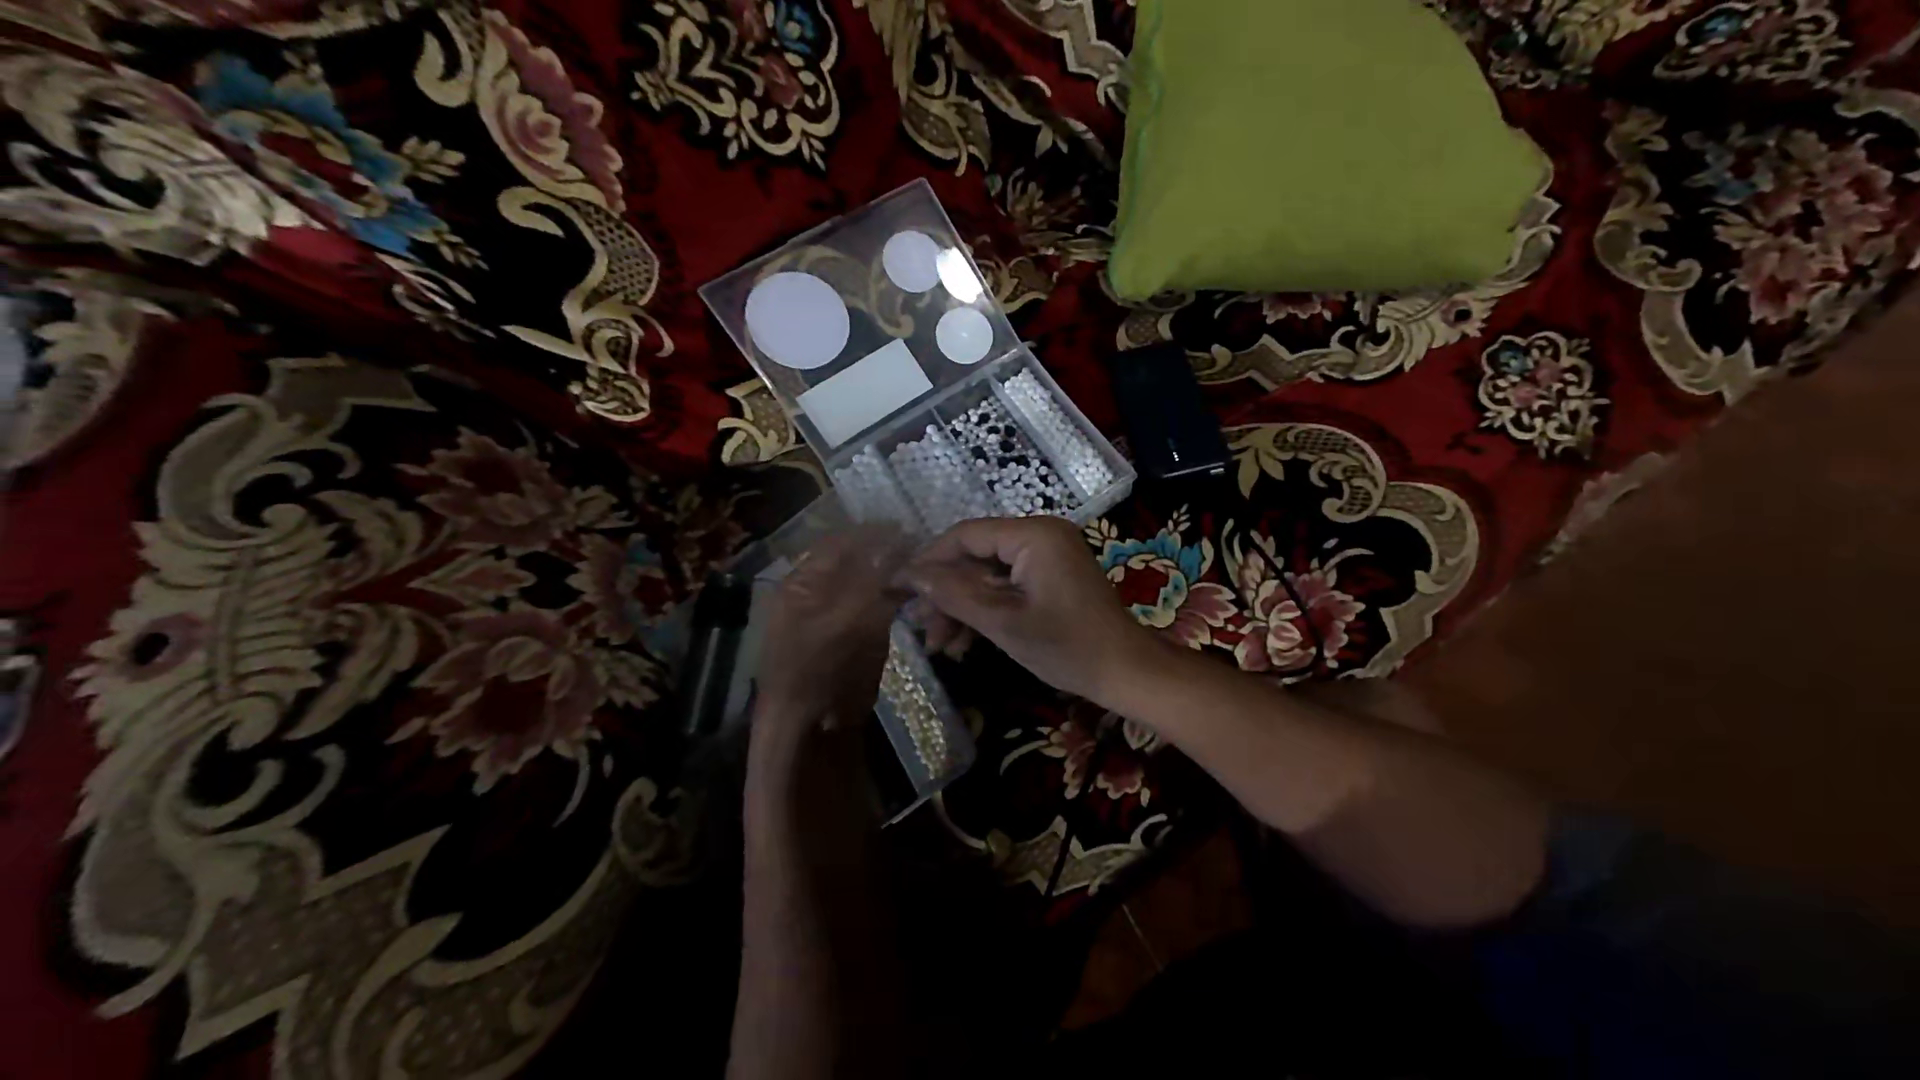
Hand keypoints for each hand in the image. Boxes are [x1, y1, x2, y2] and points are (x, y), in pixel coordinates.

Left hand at [754, 527, 912, 751]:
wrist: (810, 730)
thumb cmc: (815, 670)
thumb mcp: (843, 621)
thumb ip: (871, 582)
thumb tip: (898, 544)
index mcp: (801, 582)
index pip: (838, 543)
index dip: (871, 534)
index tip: (907, 530)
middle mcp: (817, 592)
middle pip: (857, 561)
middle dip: (888, 554)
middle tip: (923, 551)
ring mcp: (837, 615)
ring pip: (871, 583)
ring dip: (896, 576)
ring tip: (926, 572)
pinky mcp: (856, 636)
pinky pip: (879, 607)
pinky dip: (898, 599)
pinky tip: (919, 596)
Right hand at [906, 516, 1161, 703]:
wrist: (1125, 673)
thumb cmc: (1067, 647)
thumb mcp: (1003, 623)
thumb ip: (954, 594)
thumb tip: (910, 575)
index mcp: (1033, 535)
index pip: (966, 535)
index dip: (928, 561)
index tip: (898, 588)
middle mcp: (1040, 535)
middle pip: (975, 556)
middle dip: (946, 594)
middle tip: (920, 627)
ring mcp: (1047, 557)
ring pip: (988, 575)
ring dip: (962, 608)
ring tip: (939, 644)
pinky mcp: (1050, 578)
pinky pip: (1007, 586)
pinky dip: (985, 611)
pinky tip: (963, 642)